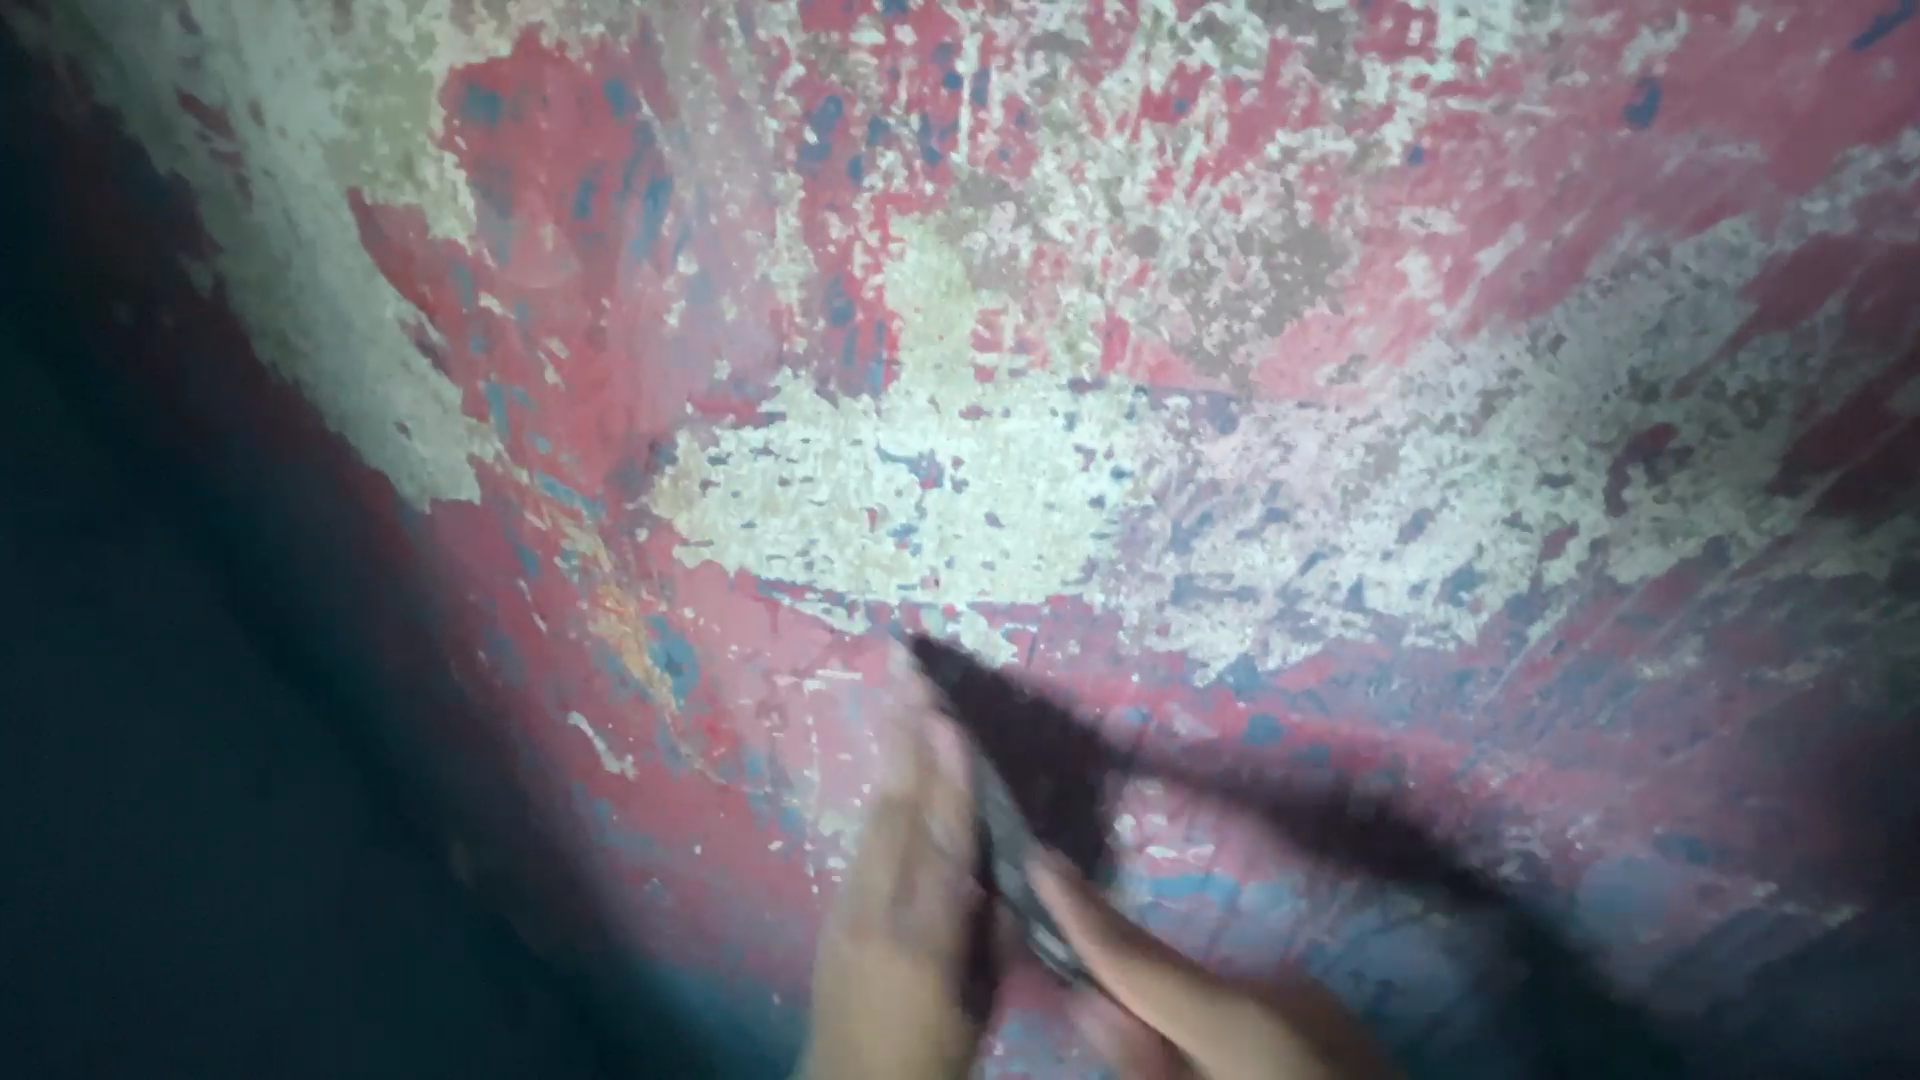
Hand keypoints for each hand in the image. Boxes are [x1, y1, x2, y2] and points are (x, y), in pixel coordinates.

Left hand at [798, 667, 982, 1079]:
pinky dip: (884, 783)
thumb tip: (1003, 863)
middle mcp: (878, 910)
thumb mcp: (979, 1004)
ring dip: (892, 747)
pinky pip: (866, 830)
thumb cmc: (930, 1055)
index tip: (947, 720)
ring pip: (876, 811)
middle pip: (898, 812)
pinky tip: (892, 749)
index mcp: (924, 942)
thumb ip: (994, 931)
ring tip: (900, 690)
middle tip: (910, 673)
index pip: (943, 846)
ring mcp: (848, 902)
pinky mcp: (835, 901)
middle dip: (908, 737)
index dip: (948, 781)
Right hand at [1030, 851, 1402, 1079]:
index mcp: (1244, 1024)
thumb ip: (1151, 1066)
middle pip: (1172, 980)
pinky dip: (1227, 1032)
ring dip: (1185, 1019)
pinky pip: (1253, 1011)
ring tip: (1185, 1051)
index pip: (1135, 958)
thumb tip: (1091, 1001)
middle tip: (1108, 1001)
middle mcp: (1278, 991)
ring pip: (1212, 999)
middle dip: (1133, 983)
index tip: (1038, 854)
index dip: (1079, 910)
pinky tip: (1237, 1063)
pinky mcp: (1332, 1014)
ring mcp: (1313, 999)